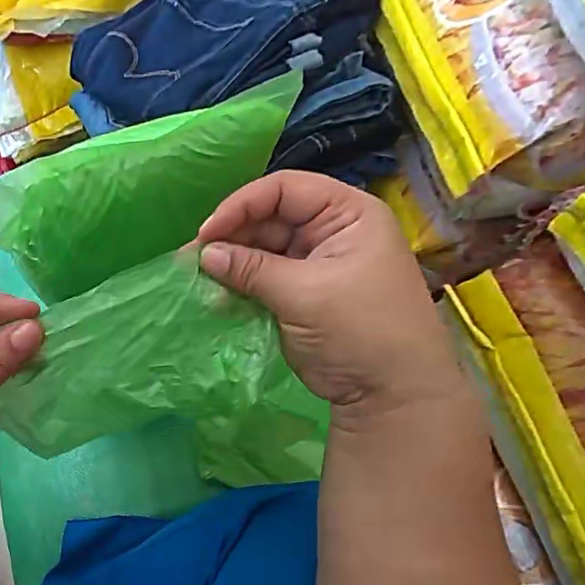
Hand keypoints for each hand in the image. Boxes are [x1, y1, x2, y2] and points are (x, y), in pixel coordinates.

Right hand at [197, 171, 463, 426]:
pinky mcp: (305, 299)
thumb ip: (252, 270)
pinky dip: (244, 289)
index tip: (207, 233)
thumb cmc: (359, 331)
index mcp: (347, 214)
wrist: (390, 395)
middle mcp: (333, 233)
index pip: (285, 189)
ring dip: (234, 266)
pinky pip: (268, 283)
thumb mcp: (304, 294)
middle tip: (193, 262)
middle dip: (233, 238)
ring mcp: (319, 267)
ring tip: (201, 282)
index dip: (242, 205)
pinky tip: (217, 300)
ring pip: (266, 254)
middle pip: (272, 220)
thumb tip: (204, 254)